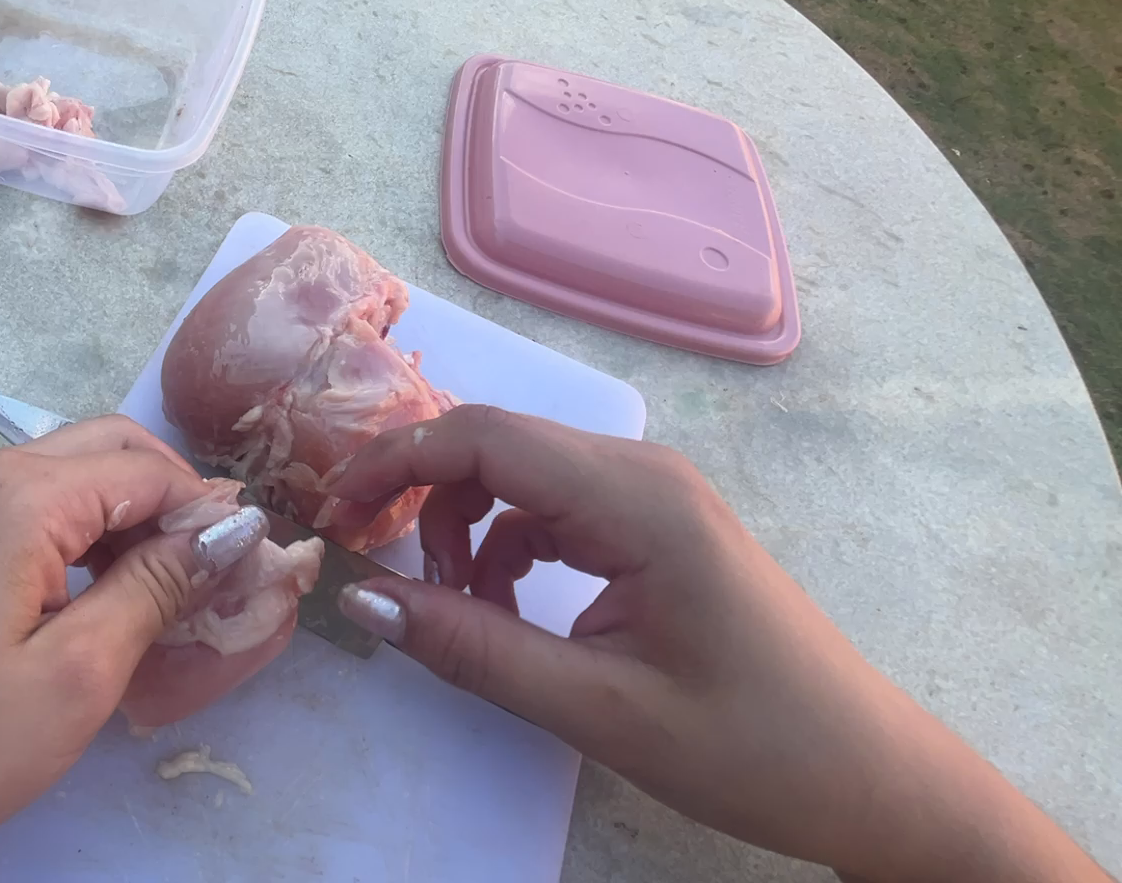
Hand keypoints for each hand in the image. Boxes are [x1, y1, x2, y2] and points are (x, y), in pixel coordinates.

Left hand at [0, 416, 269, 882]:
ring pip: (80, 472)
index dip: (208, 508)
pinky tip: (116, 584)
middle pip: (112, 449)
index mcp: (24, 493)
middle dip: (174, 495)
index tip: (256, 557)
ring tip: (176, 579)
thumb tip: (229, 530)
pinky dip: (95, 530)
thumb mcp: (79, 672)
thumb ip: (158, 585)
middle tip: (216, 564)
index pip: (146, 471)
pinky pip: (45, 505)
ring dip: (136, 511)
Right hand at [328, 405, 1106, 882]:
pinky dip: (493, 539)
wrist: (880, 782)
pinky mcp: (637, 517)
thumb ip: (472, 647)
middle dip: (411, 483)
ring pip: (507, 467)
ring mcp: (639, 489)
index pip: (482, 437)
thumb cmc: (754, 749)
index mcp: (634, 496)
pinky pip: (537, 501)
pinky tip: (496, 598)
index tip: (337, 511)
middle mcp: (634, 468)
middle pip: (488, 440)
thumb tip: (360, 596)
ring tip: (448, 594)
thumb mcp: (599, 709)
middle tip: (361, 540)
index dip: (394, 462)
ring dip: (454, 518)